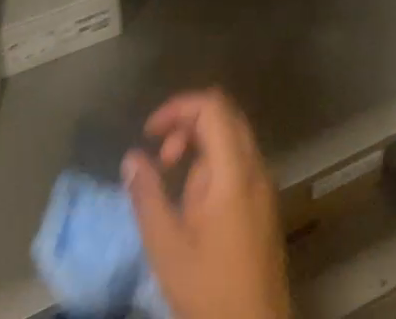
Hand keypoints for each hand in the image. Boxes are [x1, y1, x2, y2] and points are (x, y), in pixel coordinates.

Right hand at [123, 89, 290, 318]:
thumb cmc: (208, 289)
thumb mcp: (165, 245)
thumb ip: (147, 194)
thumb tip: (132, 157)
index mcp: (234, 173)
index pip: (213, 107)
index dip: (178, 107)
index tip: (149, 133)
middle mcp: (256, 170)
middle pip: (225, 116)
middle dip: (187, 123)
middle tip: (161, 156)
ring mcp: (264, 187)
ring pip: (233, 139)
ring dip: (198, 144)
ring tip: (172, 179)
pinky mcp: (264, 205)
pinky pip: (239, 162)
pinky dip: (212, 163)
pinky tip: (193, 199)